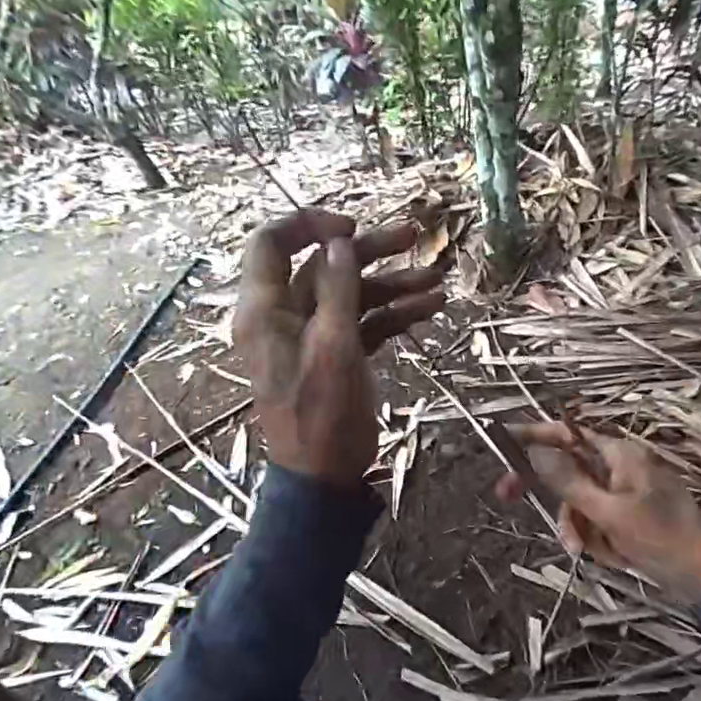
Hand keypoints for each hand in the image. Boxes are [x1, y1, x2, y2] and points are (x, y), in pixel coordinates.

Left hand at [234, 210, 445, 486]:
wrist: (325, 475)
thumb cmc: (321, 415)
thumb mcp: (332, 348)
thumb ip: (336, 291)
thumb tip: (340, 243)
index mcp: (265, 310)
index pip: (271, 244)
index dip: (308, 225)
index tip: (351, 228)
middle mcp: (285, 316)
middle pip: (324, 267)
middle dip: (370, 252)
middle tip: (413, 236)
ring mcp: (314, 336)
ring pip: (351, 294)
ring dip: (392, 285)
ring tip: (436, 282)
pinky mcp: (337, 354)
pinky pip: (364, 322)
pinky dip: (393, 314)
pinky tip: (429, 308)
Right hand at [493, 424, 700, 603]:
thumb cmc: (663, 537)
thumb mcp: (608, 511)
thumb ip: (568, 481)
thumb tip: (535, 451)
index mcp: (618, 455)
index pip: (566, 435)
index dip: (533, 435)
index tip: (502, 439)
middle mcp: (617, 468)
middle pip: (567, 472)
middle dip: (552, 496)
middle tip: (507, 498)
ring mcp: (621, 494)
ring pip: (577, 503)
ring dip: (577, 527)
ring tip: (589, 550)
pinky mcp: (625, 518)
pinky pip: (593, 522)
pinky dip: (594, 539)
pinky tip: (613, 556)